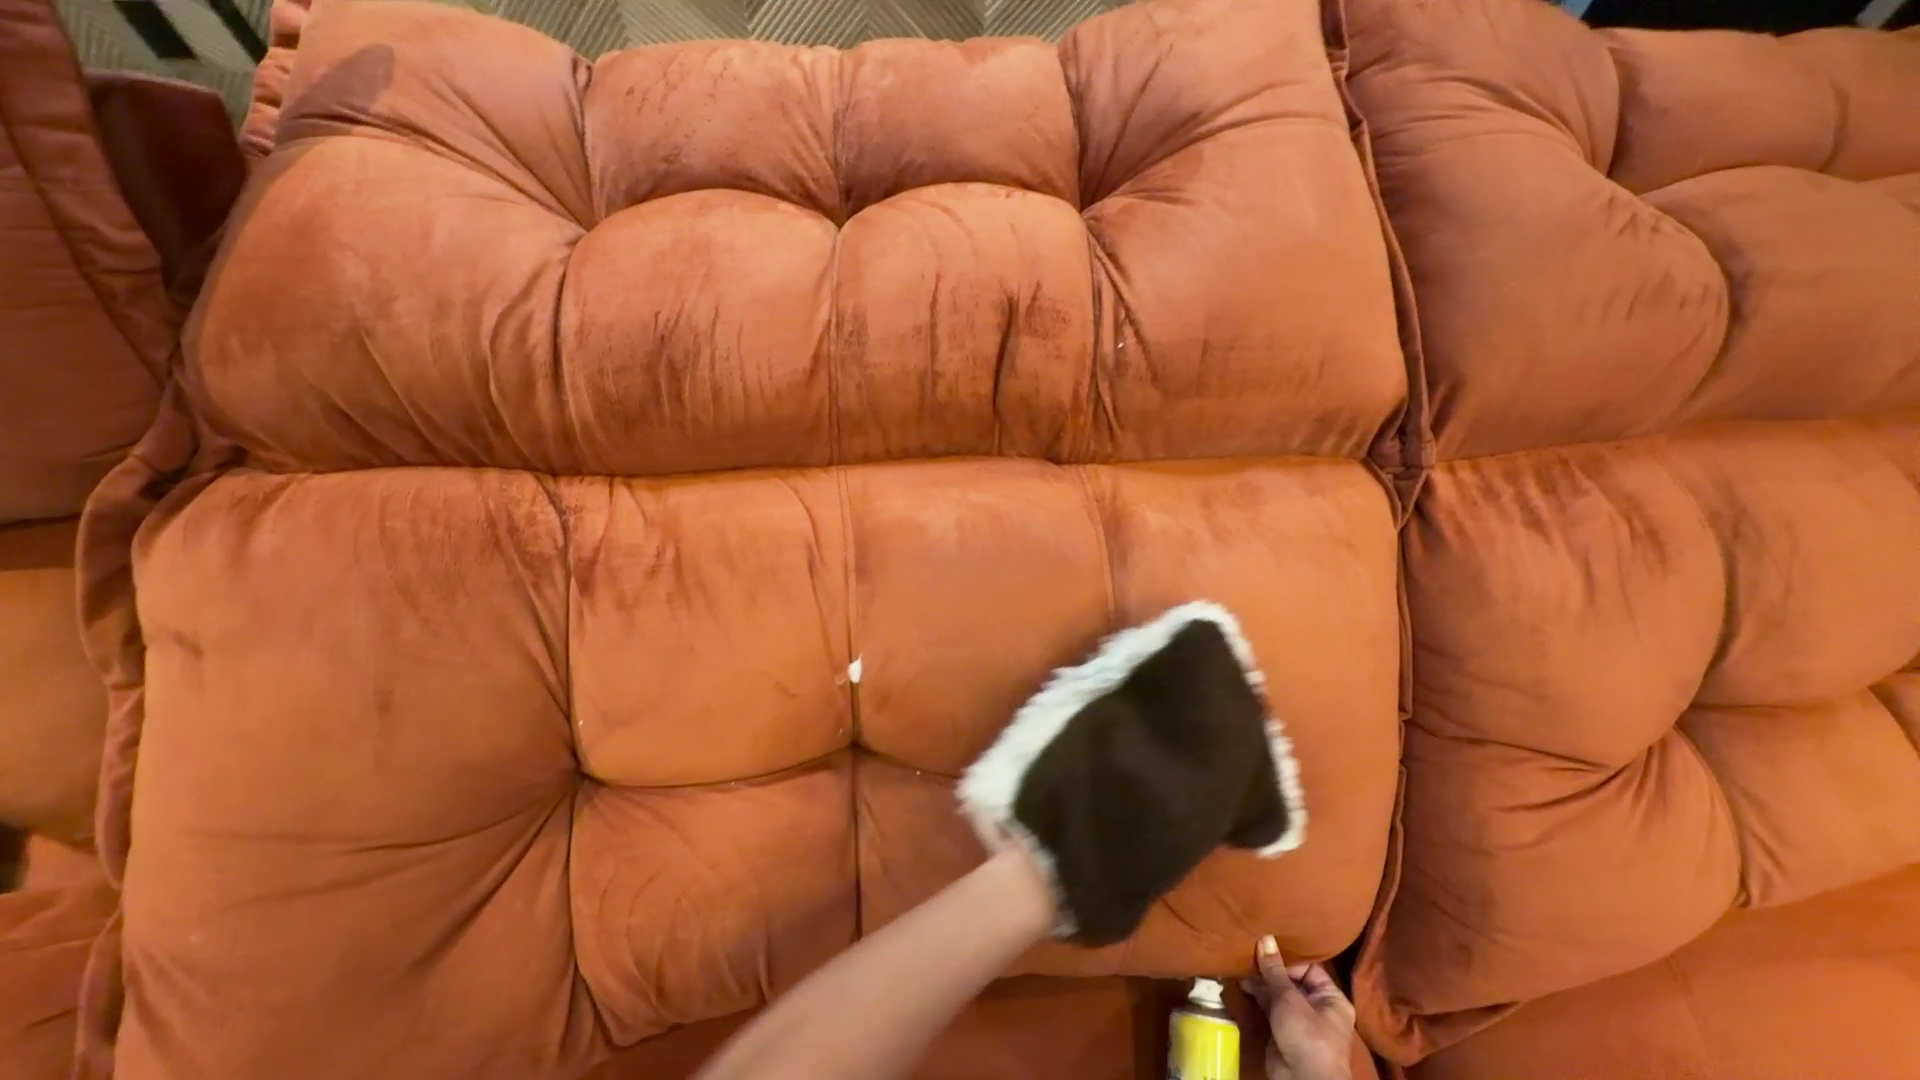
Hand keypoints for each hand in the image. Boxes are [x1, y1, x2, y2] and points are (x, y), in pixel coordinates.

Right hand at [1247, 936, 1354, 1079]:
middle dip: (1269, 971)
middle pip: (1291, 980)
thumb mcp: (1289, 999)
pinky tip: (1242, 986)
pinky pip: (1270, 1008)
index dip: (1286, 960)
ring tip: (1240, 970)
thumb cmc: (1306, 1035)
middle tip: (1247, 957)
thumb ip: (1274, 970)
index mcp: (1330, 998)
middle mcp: (1317, 1007)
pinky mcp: (1282, 1031)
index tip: (1264, 949)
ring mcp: (1299, 1020)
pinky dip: (1258, 998)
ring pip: (1278, 994)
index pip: (1308, 969)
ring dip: (1260, 983)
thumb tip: (1265, 937)